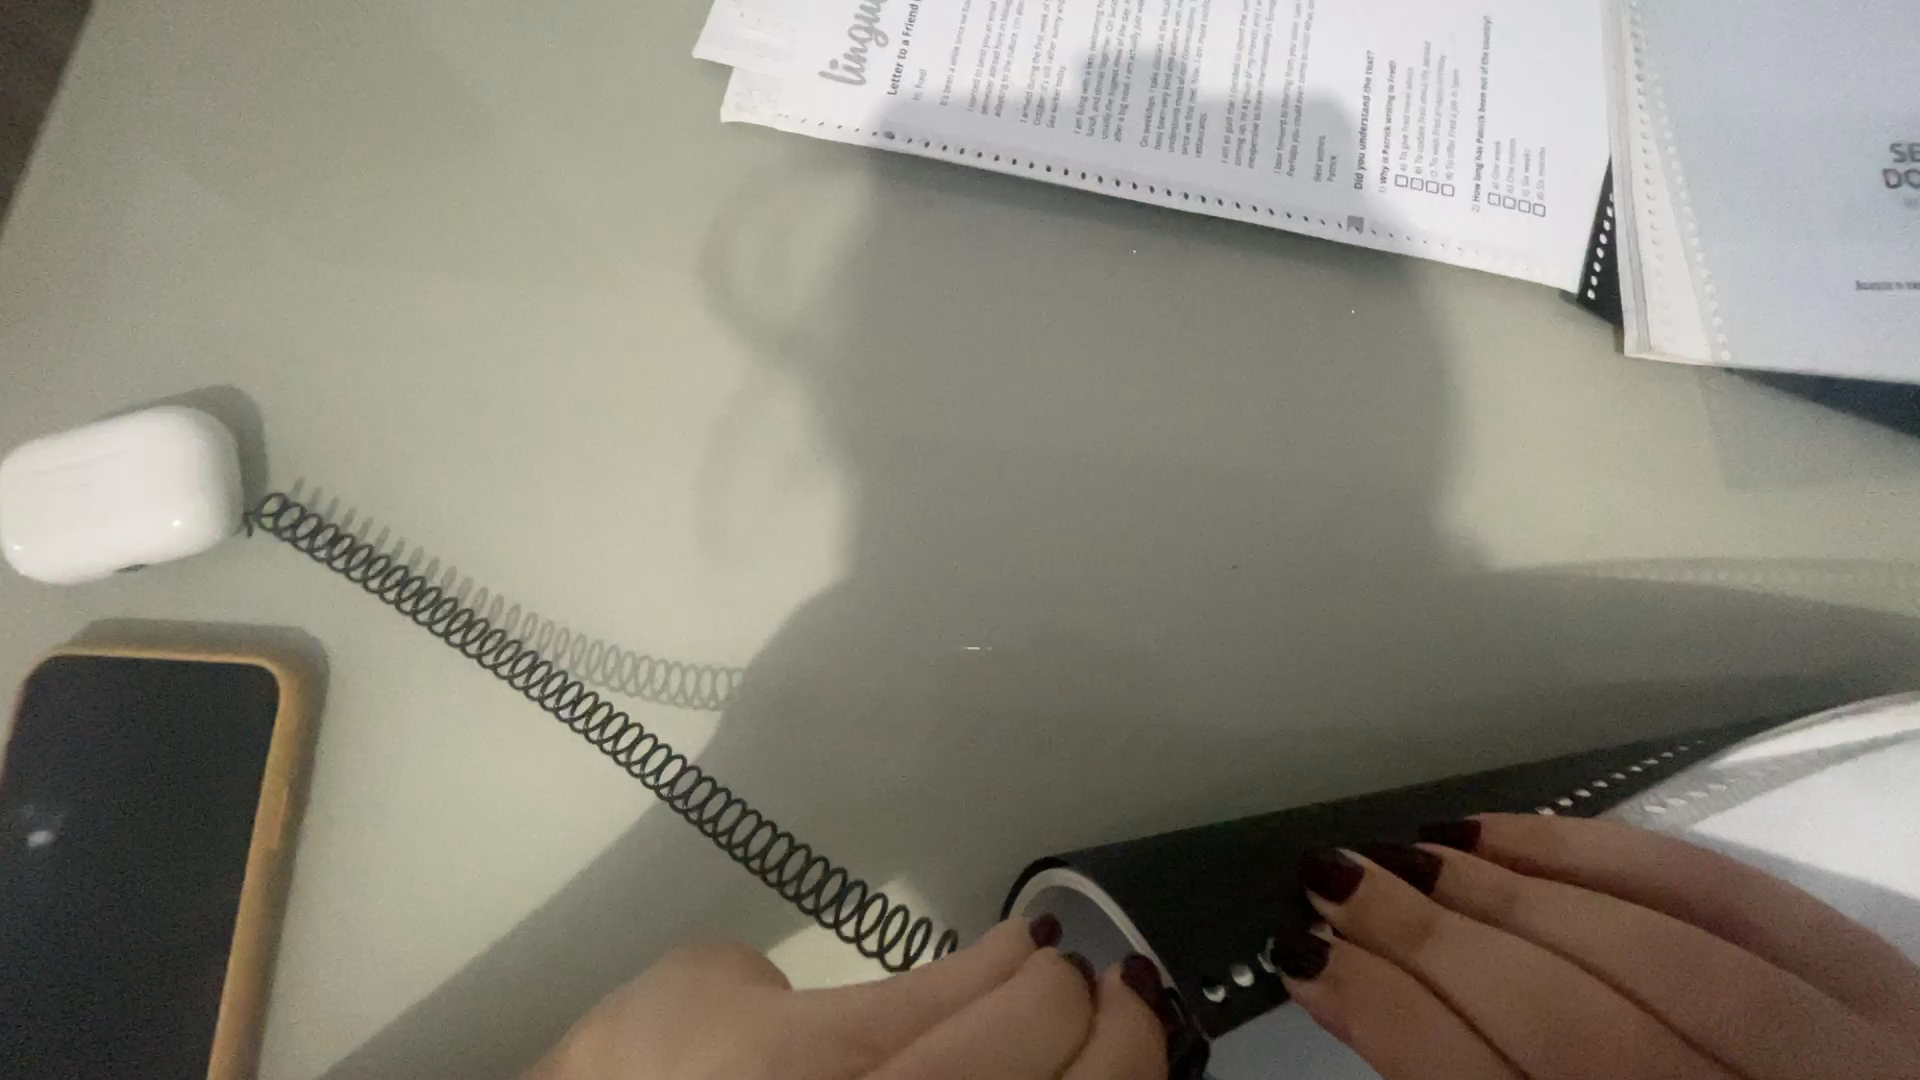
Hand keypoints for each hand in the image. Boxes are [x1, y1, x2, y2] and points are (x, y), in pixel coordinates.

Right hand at [524, 916, 1183, 1079]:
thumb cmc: (649, 1067)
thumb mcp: (701, 986)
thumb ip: (804, 960)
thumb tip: (906, 981)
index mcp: (822, 1061)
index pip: (968, 996)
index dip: (1025, 958)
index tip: (1040, 938)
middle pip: (1037, 1054)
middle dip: (1094, 1008)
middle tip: (1105, 980)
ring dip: (1118, 1066)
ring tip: (1124, 1026)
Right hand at [1275, 814, 1919, 1079]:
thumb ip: (1432, 1069)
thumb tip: (1322, 961)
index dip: (1388, 1011)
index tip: (1303, 943)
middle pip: (1575, 1030)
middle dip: (1426, 937)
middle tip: (1332, 874)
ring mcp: (1873, 1070)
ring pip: (1658, 958)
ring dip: (1501, 889)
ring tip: (1405, 851)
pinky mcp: (1902, 992)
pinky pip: (1736, 896)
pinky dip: (1601, 849)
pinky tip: (1497, 829)